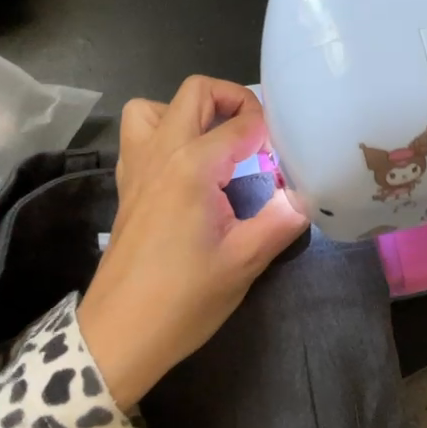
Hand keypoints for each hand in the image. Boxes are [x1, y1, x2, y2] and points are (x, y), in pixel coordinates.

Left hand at [77, 76, 308, 405]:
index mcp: (194, 165)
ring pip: (155, 106)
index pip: (243, 124)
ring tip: (217, 145)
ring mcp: (137, 167)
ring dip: (190, 113)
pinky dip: (166, 134)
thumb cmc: (186, 298)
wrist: (121, 335)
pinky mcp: (127, 185)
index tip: (287, 161)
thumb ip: (282, 217)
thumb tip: (306, 193)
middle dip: (234, 100)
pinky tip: (190, 171)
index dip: (272, 135)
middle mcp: (162, 152)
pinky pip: (141, 136)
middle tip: (258, 136)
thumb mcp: (247, 260)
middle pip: (197, 92)